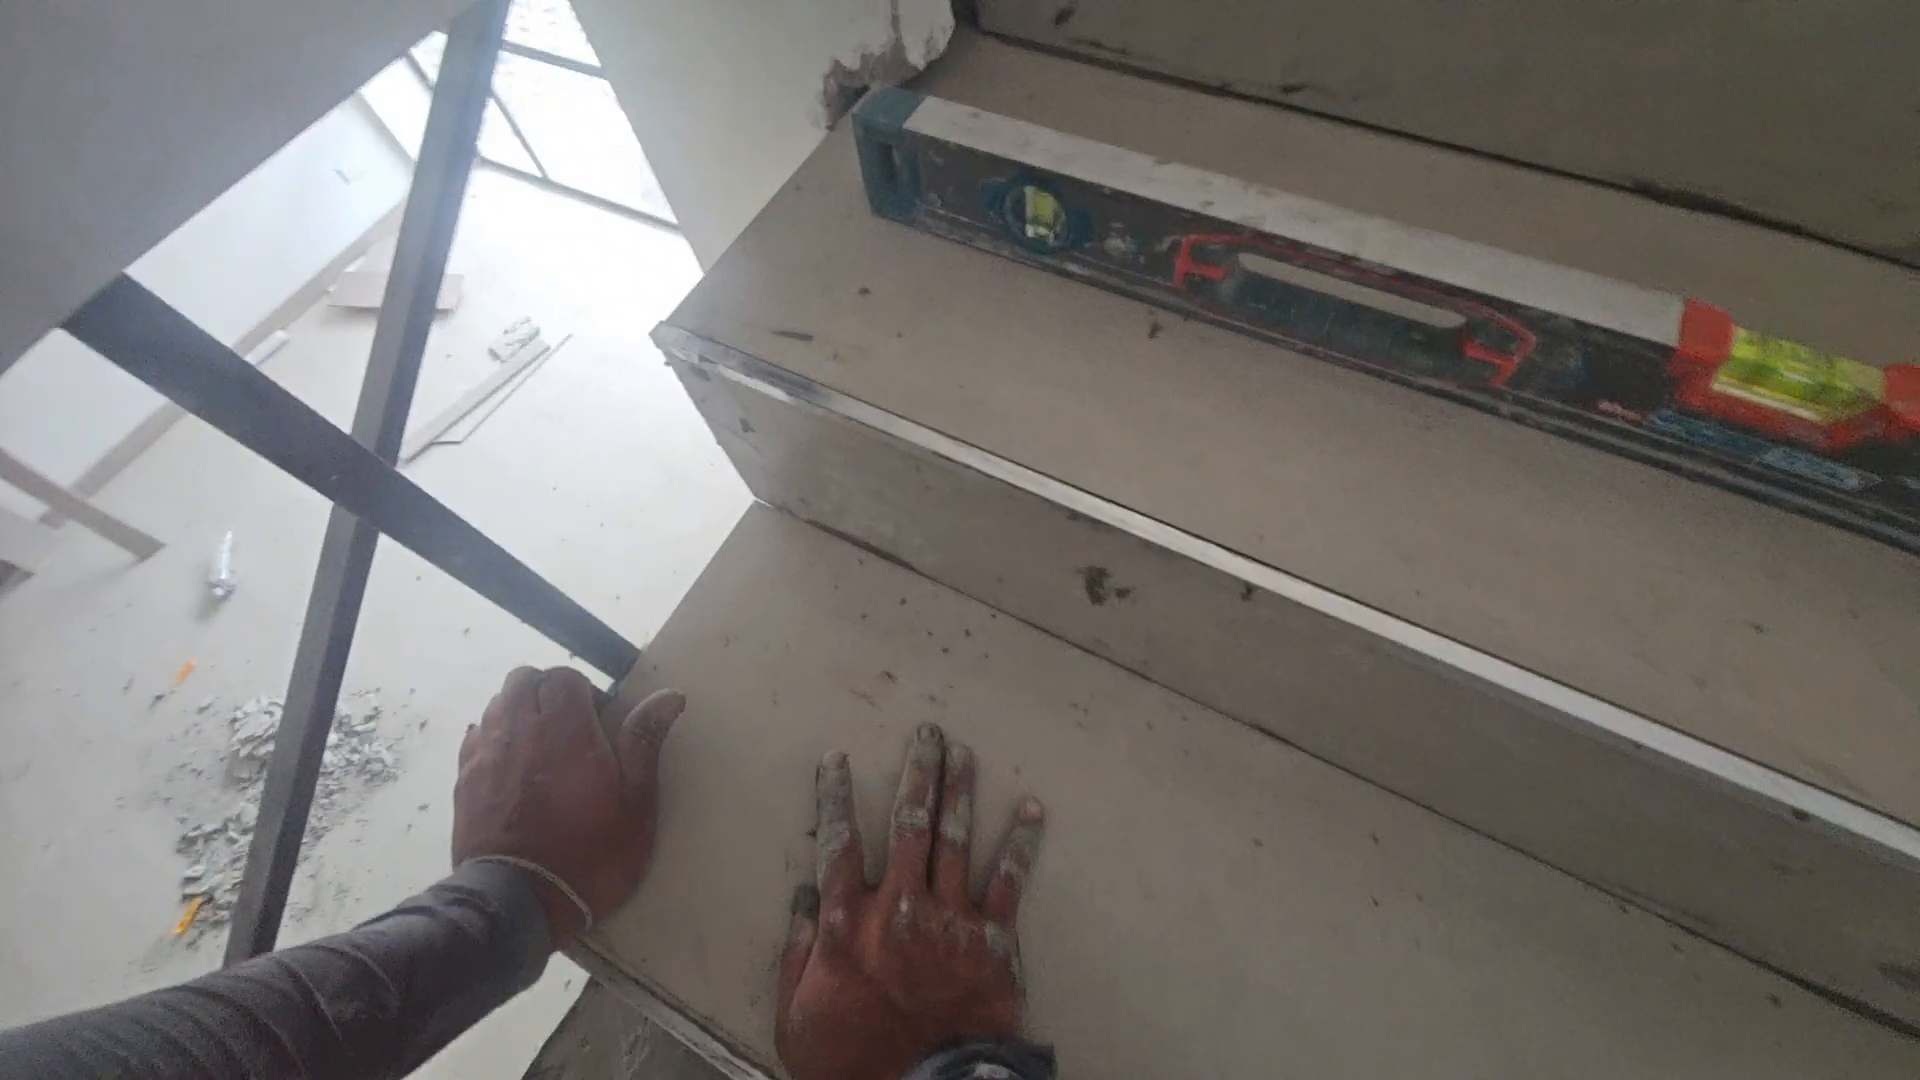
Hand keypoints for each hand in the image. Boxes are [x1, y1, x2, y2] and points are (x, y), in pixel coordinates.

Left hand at [452, 666, 685, 946]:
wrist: (519, 907)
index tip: (601, 719)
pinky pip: (475, 738)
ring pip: (496, 704)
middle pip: (523, 679)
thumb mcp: (635, 800)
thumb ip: (645, 740)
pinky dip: (495, 736)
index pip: (563, 676)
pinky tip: (514, 762)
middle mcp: (520, 732)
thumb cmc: (590, 851)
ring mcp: (486, 757)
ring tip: (543, 743)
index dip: (584, 689)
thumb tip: (670, 695)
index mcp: (565, 730)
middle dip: (547, 690)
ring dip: (520, 710)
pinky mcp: (463, 784)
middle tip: (572, 724)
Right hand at [776, 724, 1045, 1079]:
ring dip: (961, 791)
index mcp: (850, 921)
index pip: (839, 842)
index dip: (837, 796)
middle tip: (929, 734)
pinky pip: (1008, 882)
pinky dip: (1021, 845)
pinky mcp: (991, 939)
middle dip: (919, 773)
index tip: (838, 758)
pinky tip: (1033, 811)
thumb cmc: (851, 1059)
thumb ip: (800, 951)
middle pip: (909, 823)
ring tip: (965, 753)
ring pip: (955, 838)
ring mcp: (949, 918)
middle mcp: (900, 905)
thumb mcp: (798, 1014)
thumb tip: (806, 897)